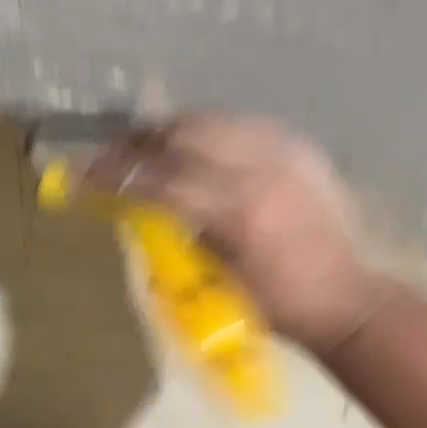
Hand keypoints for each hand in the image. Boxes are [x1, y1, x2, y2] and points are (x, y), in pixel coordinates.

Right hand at [83, 114, 387, 354]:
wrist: (347, 300)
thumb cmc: (277, 307)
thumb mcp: (216, 279)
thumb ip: (178, 231)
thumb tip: (139, 201)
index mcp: (238, 211)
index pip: (159, 177)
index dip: (113, 172)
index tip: (78, 173)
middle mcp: (262, 169)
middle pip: (184, 132)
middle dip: (141, 142)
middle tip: (115, 157)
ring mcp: (286, 152)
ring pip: (213, 120)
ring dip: (175, 133)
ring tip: (154, 150)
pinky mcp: (302, 148)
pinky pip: (244, 125)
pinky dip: (213, 134)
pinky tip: (202, 151)